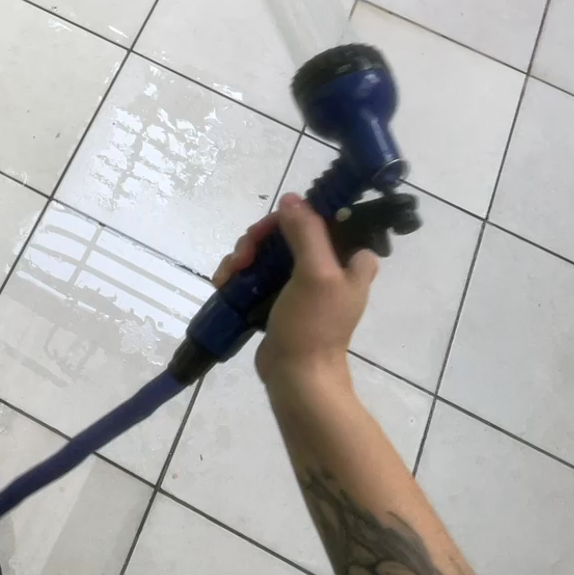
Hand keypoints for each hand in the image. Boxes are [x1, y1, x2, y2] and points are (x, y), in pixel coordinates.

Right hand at [214, 193, 378, 386]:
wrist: (297, 375)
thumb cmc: (313, 325)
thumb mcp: (316, 274)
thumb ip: (306, 232)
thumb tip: (291, 199)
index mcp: (348, 259)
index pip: (322, 219)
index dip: (293, 217)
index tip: (270, 229)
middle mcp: (328, 267)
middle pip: (287, 233)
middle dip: (258, 241)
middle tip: (242, 257)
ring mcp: (301, 283)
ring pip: (267, 252)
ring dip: (242, 258)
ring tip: (228, 276)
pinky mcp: (279, 298)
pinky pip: (257, 273)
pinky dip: (239, 274)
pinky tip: (224, 283)